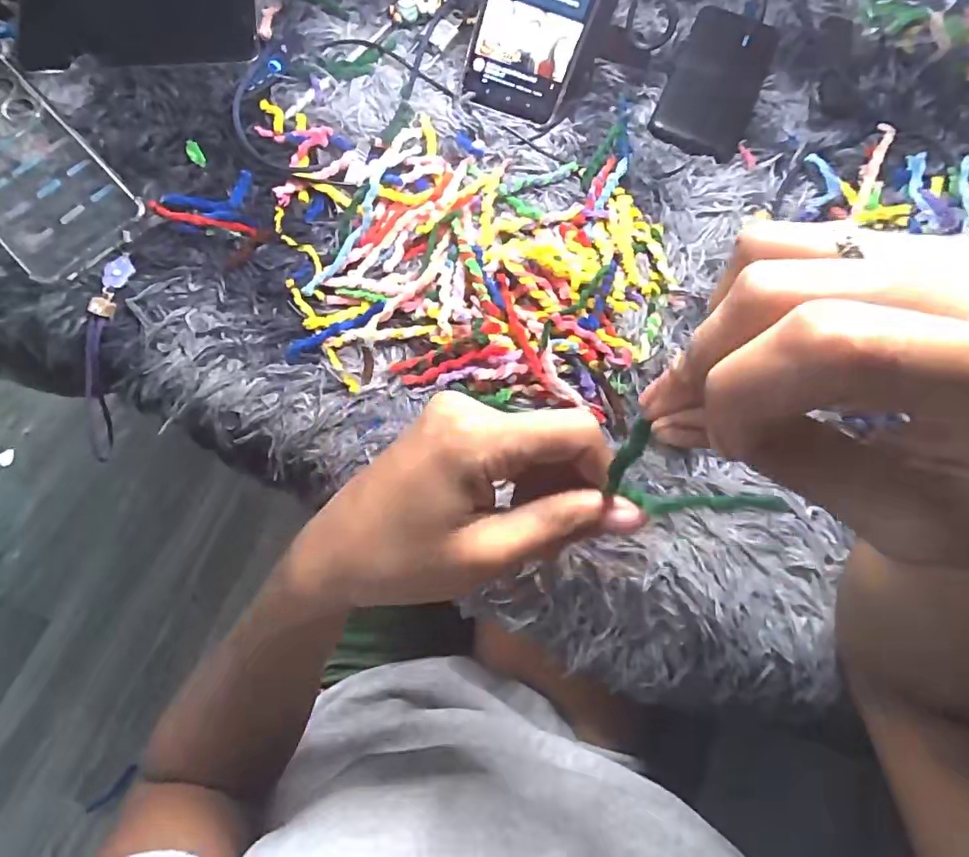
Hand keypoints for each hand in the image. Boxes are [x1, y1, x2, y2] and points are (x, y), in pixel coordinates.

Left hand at [283, 391, 646, 611]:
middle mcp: (468, 405)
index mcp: (475, 435)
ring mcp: (455, 408)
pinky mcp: (449, 418)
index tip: (594, 518)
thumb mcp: (488, 554)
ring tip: (522, 530)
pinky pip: (507, 437)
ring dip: (544, 480)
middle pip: (553, 430)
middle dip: (569, 481)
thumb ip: (562, 525)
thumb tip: (633, 513)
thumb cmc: (403, 563)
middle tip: (552, 538)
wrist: (334, 551)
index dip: (600, 470)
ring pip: (533, 435)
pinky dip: (519, 471)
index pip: (575, 427)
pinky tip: (502, 507)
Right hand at [639, 219, 968, 731]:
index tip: (717, 440)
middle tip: (680, 408)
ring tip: (719, 376)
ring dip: (724, 317)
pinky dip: (755, 296)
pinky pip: (808, 245)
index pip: (838, 343)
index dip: (744, 386)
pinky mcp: (940, 246)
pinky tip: (760, 346)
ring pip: (785, 248)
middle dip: (712, 352)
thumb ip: (783, 455)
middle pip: (792, 285)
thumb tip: (670, 417)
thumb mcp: (899, 524)